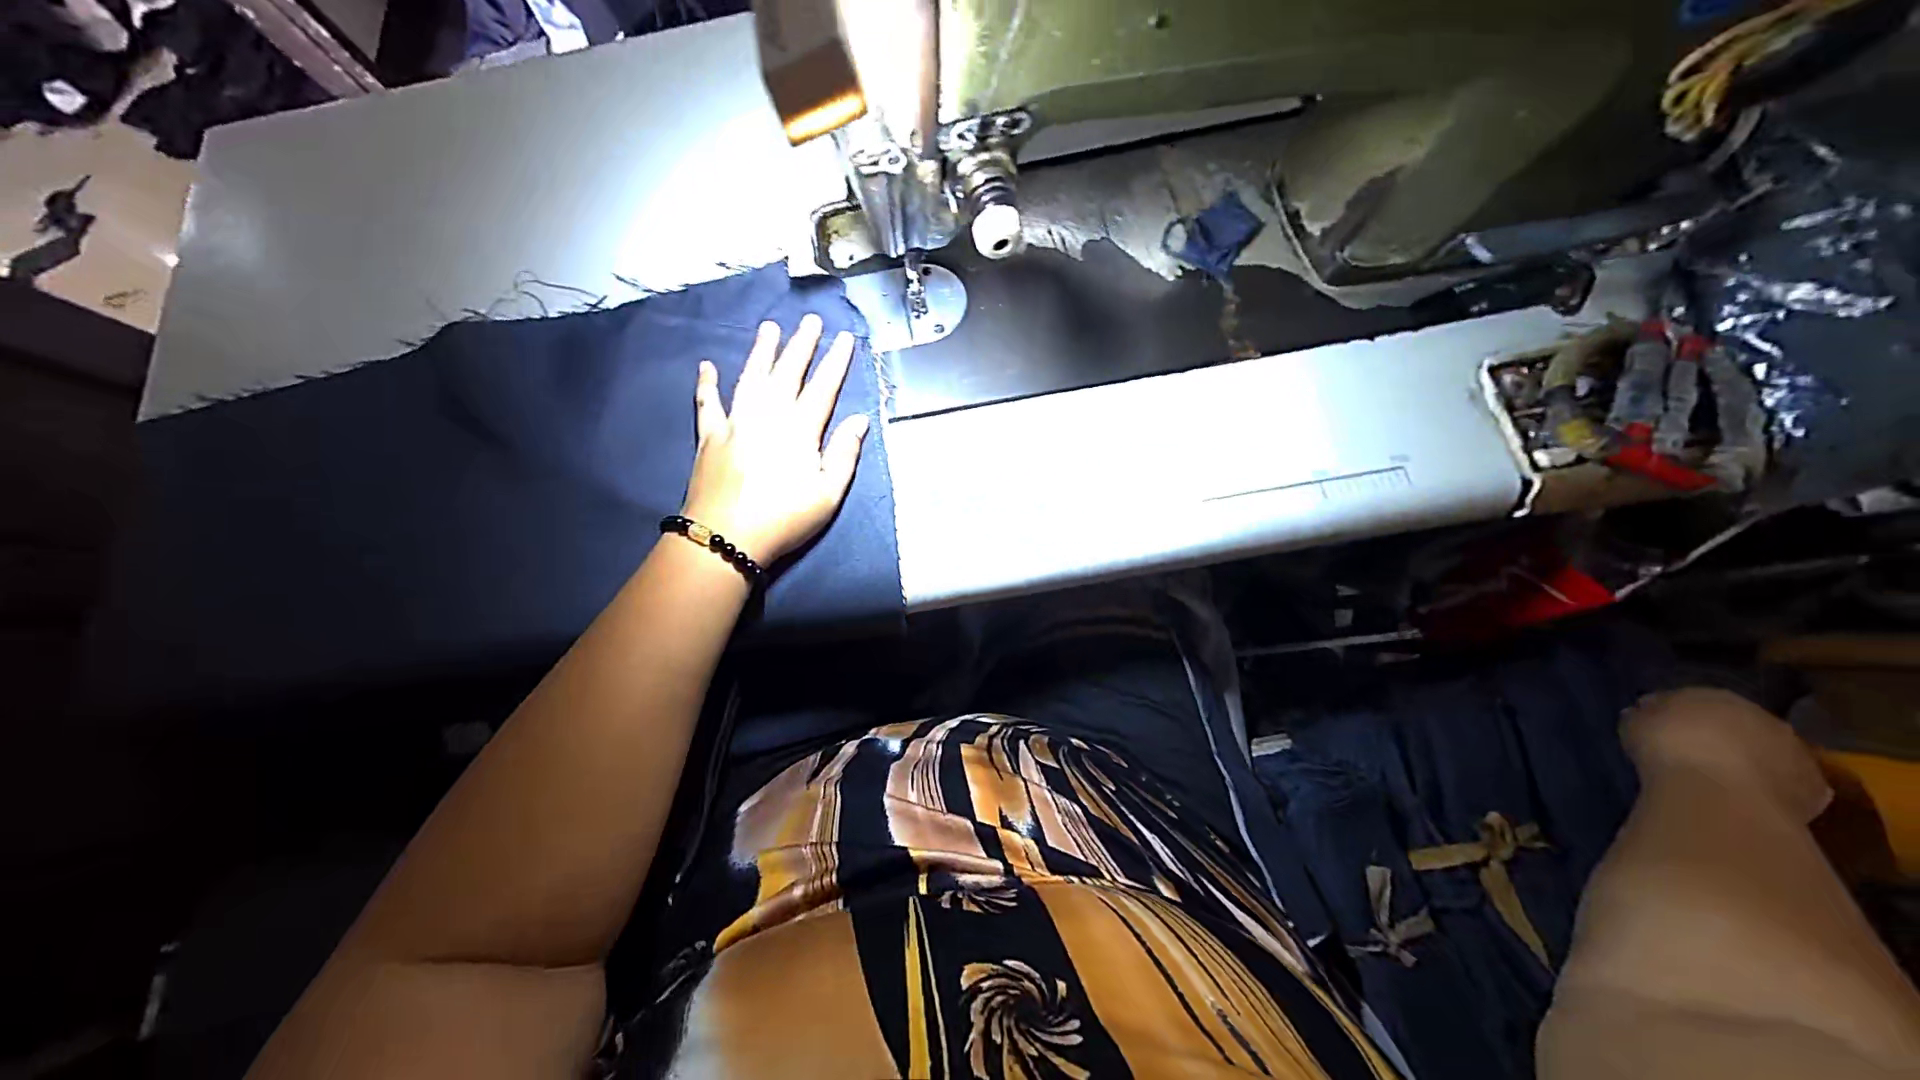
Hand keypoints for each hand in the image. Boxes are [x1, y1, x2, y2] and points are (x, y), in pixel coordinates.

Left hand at [679, 314, 870, 565]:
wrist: (725, 537)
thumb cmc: (784, 519)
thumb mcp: (828, 494)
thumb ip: (844, 454)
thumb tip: (860, 420)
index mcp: (800, 429)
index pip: (823, 387)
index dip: (836, 362)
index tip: (844, 339)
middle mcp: (767, 416)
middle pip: (787, 373)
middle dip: (801, 345)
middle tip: (811, 321)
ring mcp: (735, 422)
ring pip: (750, 377)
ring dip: (761, 351)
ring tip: (770, 327)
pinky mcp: (710, 436)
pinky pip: (708, 403)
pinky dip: (707, 383)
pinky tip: (706, 366)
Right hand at [1622, 687, 1831, 822]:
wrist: (1718, 791)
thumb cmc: (1667, 748)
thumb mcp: (1635, 725)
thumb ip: (1645, 717)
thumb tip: (1646, 714)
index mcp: (1714, 694)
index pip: (1695, 699)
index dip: (1679, 715)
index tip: (1662, 730)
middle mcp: (1760, 715)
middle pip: (1739, 724)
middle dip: (1723, 736)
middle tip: (1697, 755)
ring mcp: (1795, 751)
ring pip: (1769, 752)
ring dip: (1752, 762)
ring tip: (1724, 780)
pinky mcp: (1815, 787)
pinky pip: (1790, 785)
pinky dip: (1774, 790)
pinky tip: (1753, 800)